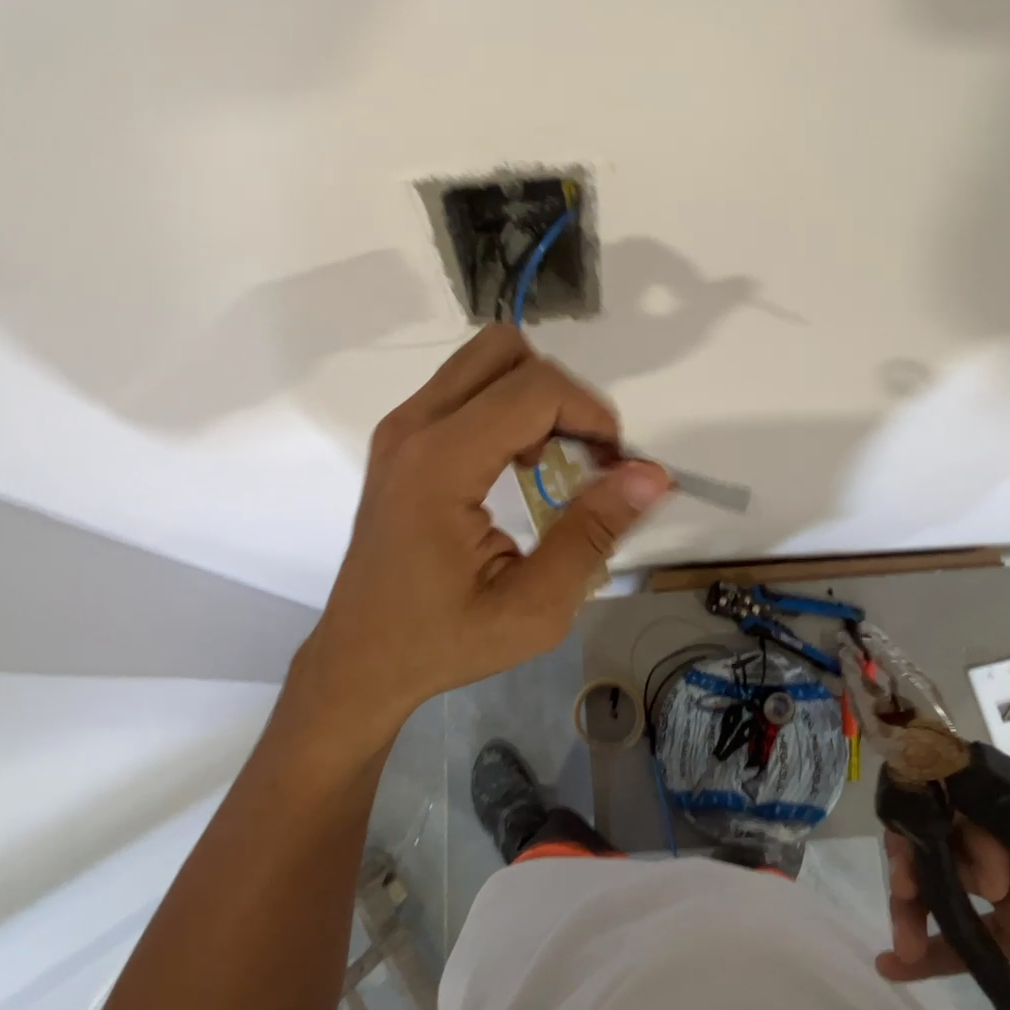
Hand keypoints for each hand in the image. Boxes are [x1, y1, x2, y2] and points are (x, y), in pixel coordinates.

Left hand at [287, 325, 670, 745]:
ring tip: (547, 464)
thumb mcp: (533, 606)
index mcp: (439, 464)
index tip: (615, 465)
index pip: (534, 388)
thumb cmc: (442, 641)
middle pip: (505, 349)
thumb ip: (593, 533)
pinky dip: (503, 409)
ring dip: (531, 397)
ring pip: (482, 362)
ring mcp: (399, 430)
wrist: (360, 659)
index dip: (591, 413)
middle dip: (560, 393)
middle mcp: (413, 428)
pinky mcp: (398, 442)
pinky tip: (512, 469)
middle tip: (580, 456)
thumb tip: (650, 476)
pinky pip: (461, 390)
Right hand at [876, 774, 1009, 1009]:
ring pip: (959, 882)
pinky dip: (938, 947)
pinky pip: (978, 940)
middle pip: (968, 831)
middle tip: (907, 902)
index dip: (976, 813)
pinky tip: (898, 964)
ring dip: (918, 902)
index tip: (979, 878)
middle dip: (925, 854)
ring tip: (900, 945)